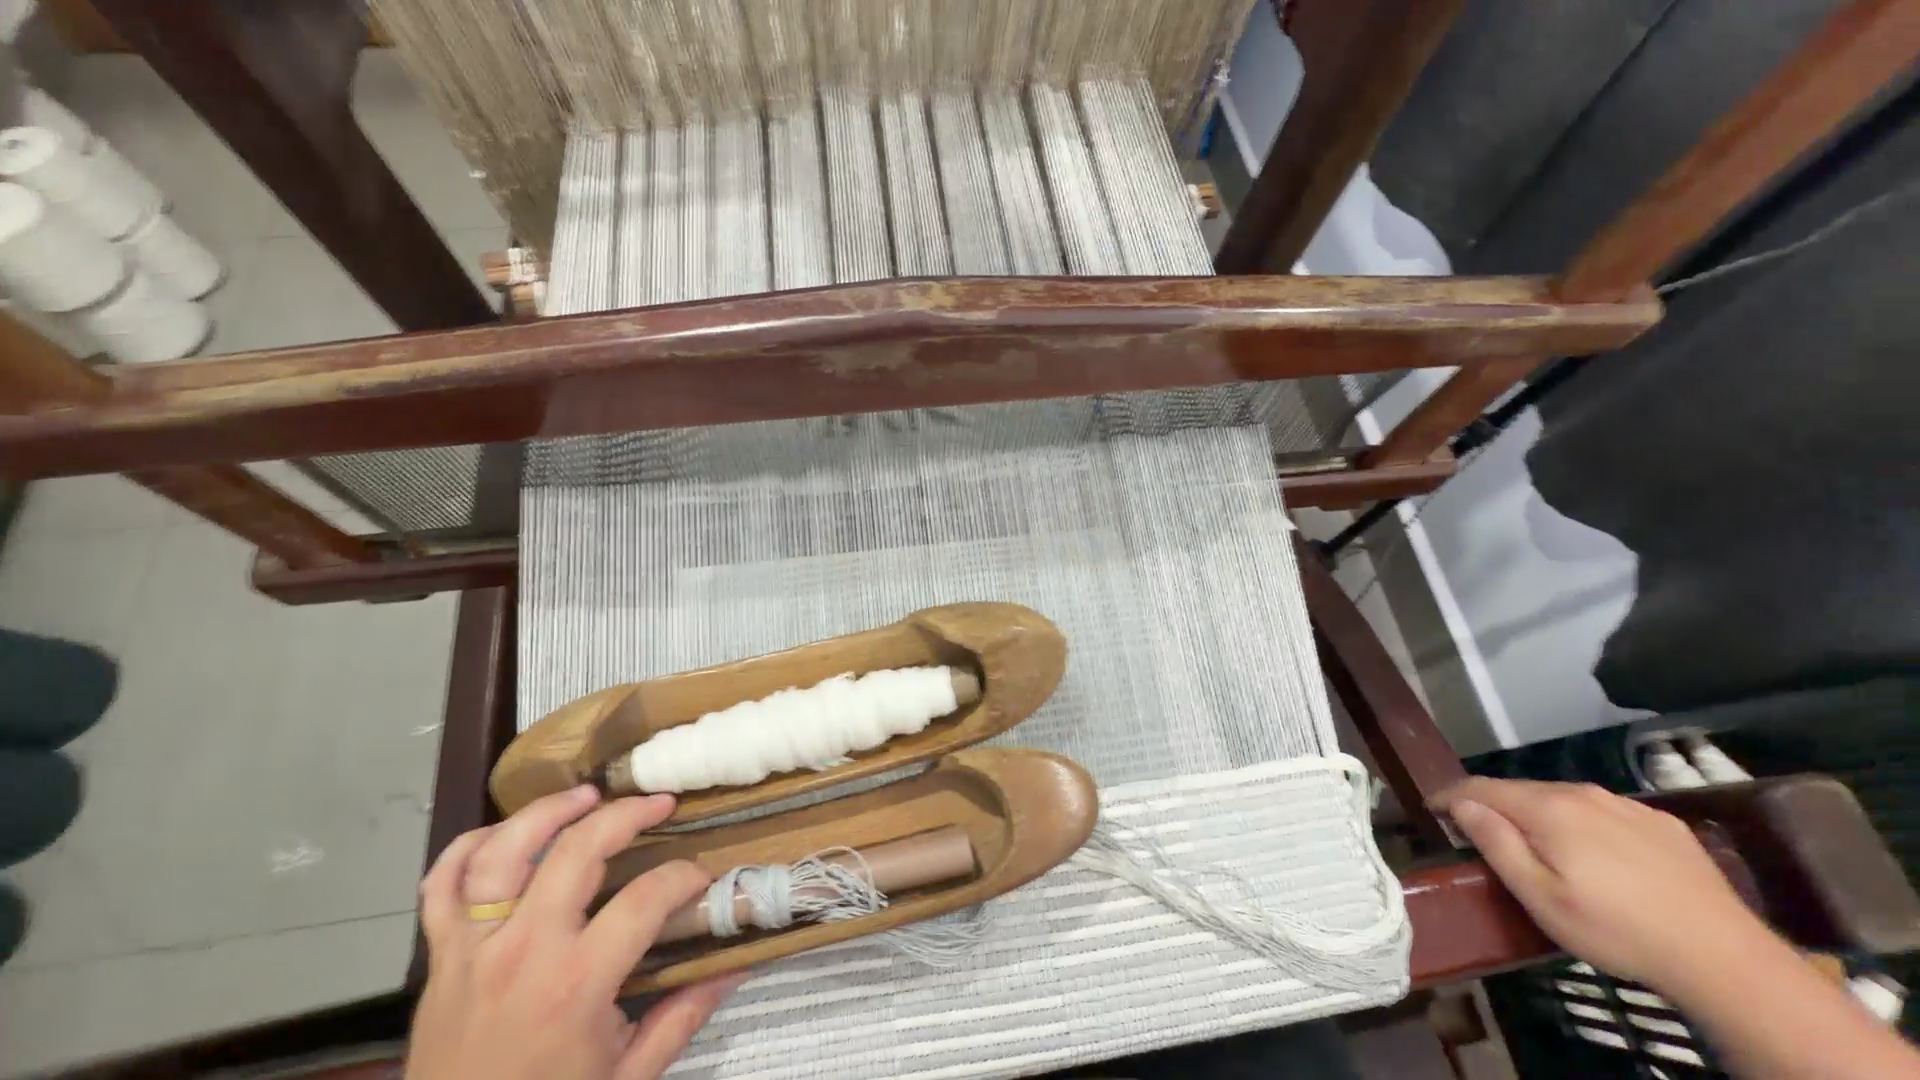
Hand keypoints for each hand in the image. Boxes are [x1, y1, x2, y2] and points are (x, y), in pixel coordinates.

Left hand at [406, 786, 741, 1079]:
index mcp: (576, 984)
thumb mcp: (628, 1076)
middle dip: (626, 816)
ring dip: (547, 813)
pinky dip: (467, 849)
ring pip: (503, 853)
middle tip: (660, 803)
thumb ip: (681, 1018)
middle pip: (576, 854)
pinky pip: (441, 886)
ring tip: (585, 795)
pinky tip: (503, 833)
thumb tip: (733, 969)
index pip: (643, 901)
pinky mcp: (440, 957)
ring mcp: (474, 949)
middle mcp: (524, 951)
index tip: (700, 877)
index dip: (682, 877)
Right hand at [1431, 778, 1770, 993]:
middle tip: (1480, 836)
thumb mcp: (1539, 897)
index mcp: (1548, 809)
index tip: (1432, 809)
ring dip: (1539, 814)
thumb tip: (1462, 805)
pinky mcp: (1661, 823)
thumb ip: (1496, 843)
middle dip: (1494, 806)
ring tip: (1537, 847)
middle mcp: (1584, 794)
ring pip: (1564, 799)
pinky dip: (1582, 824)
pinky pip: (1603, 813)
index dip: (1450, 795)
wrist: (1721, 955)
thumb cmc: (1615, 930)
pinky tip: (1595, 857)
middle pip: (1522, 791)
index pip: (1482, 787)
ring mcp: (1627, 806)